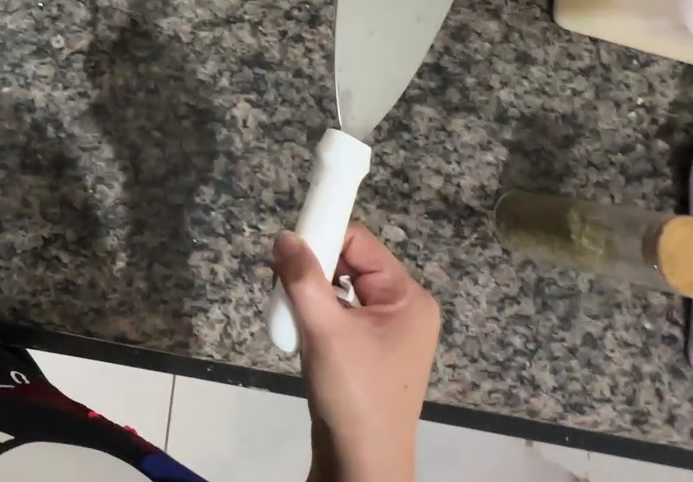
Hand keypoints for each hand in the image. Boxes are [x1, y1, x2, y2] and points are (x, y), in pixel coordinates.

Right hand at [273, 226, 439, 481]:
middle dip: (310, 268)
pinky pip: (334, 306)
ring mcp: (385, 326)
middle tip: (284, 286)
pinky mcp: (365, 342)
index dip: (322, 236)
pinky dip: (310, 310)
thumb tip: (284, 235)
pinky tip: (297, 326)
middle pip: (346, 259)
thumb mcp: (324, 329)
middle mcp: (402, 306)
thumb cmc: (353, 391)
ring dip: (306, 291)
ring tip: (291, 314)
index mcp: (407, 298)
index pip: (359, 241)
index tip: (288, 247)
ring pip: (335, 283)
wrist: (360, 457)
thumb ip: (302, 277)